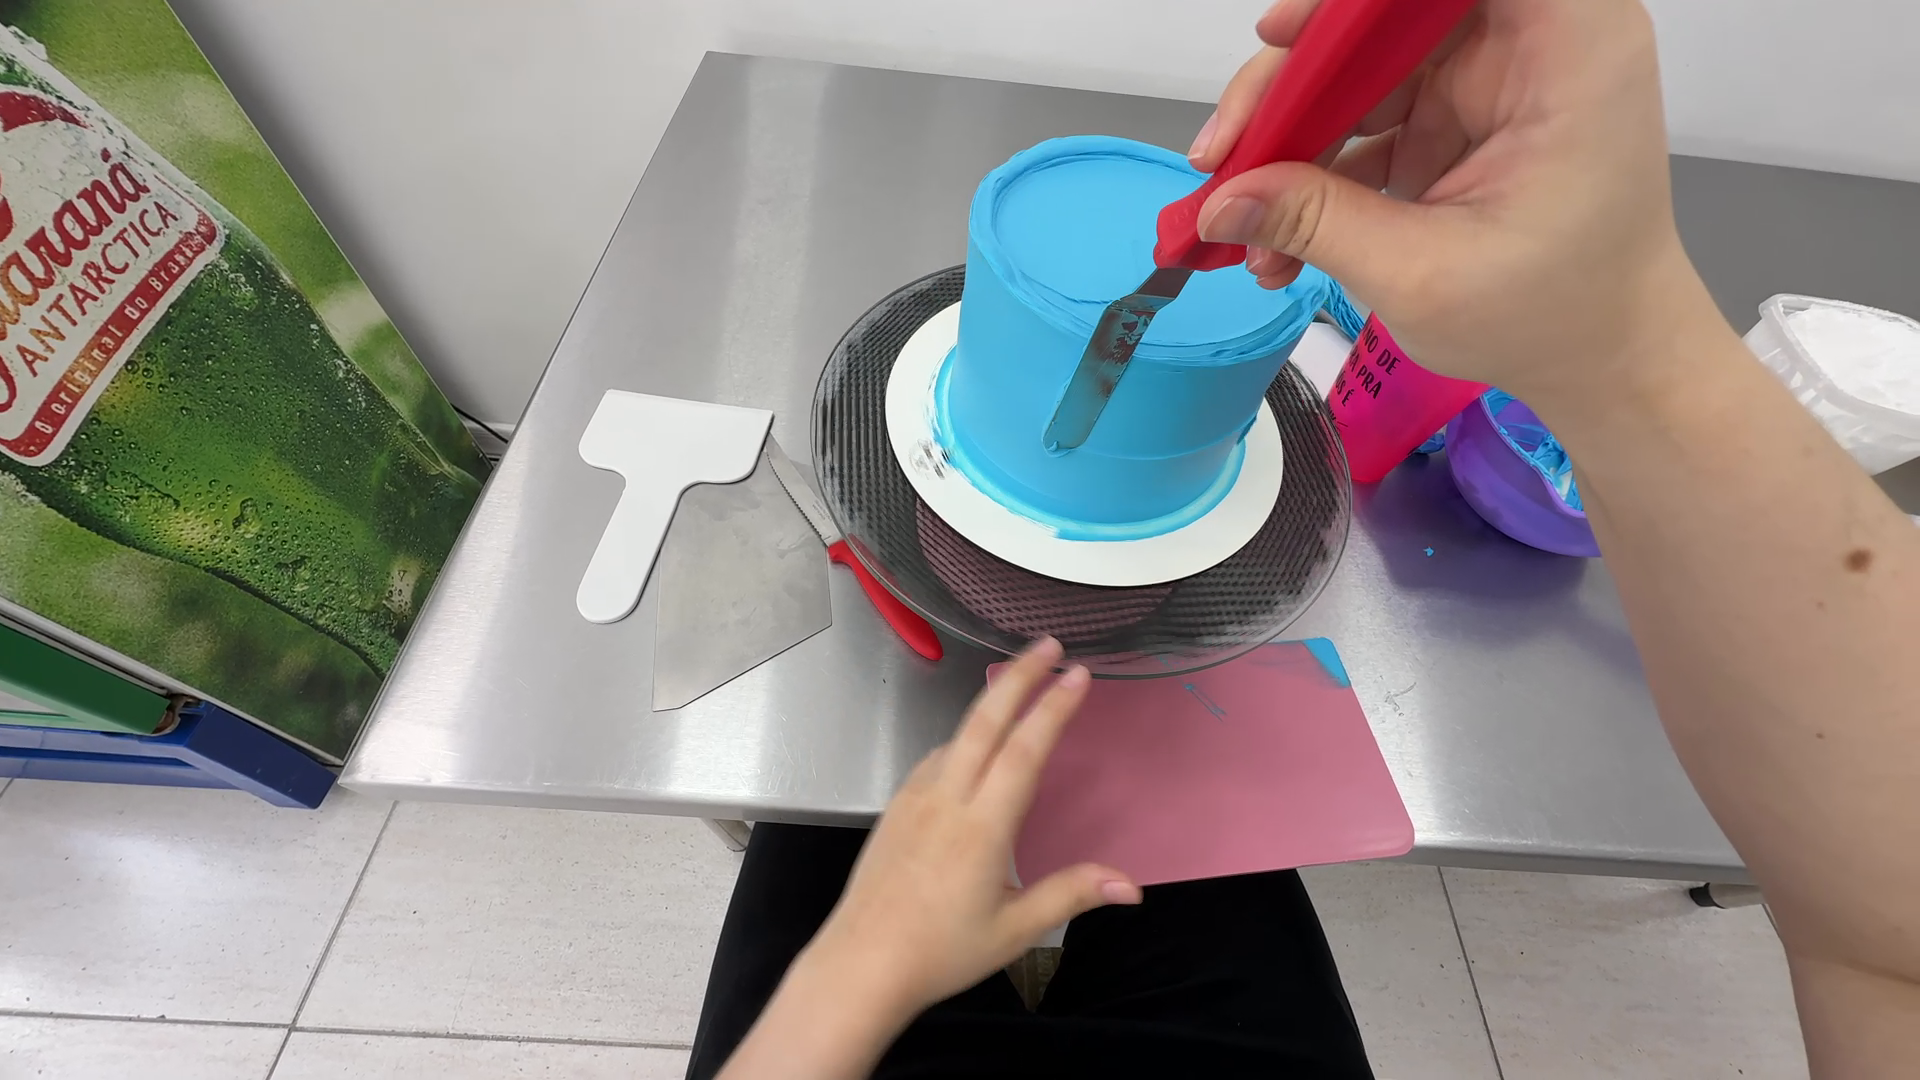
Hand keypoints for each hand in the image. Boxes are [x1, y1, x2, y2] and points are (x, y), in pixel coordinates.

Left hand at [797, 638, 1140, 1016]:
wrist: (862, 962)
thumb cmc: (941, 950)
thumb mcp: (1014, 929)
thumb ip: (1072, 894)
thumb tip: (1133, 886)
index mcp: (982, 824)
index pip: (1024, 750)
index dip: (1053, 707)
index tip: (1077, 674)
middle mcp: (948, 795)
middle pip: (987, 718)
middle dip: (1020, 674)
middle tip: (1049, 644)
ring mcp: (917, 793)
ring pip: (960, 732)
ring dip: (993, 700)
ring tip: (1021, 682)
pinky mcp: (898, 801)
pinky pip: (938, 755)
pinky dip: (966, 735)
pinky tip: (976, 745)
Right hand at [1189, 0, 1719, 410]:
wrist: (1588, 357)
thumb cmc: (1538, 314)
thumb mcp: (1416, 272)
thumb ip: (1314, 225)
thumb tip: (1216, 205)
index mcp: (1559, 46)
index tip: (1278, 32)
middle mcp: (1516, 48)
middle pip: (1377, 30)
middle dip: (1287, 93)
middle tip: (1216, 161)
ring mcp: (1472, 94)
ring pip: (1352, 88)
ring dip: (1284, 157)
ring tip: (1234, 231)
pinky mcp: (1441, 135)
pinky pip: (1355, 141)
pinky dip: (1307, 192)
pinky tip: (1272, 249)